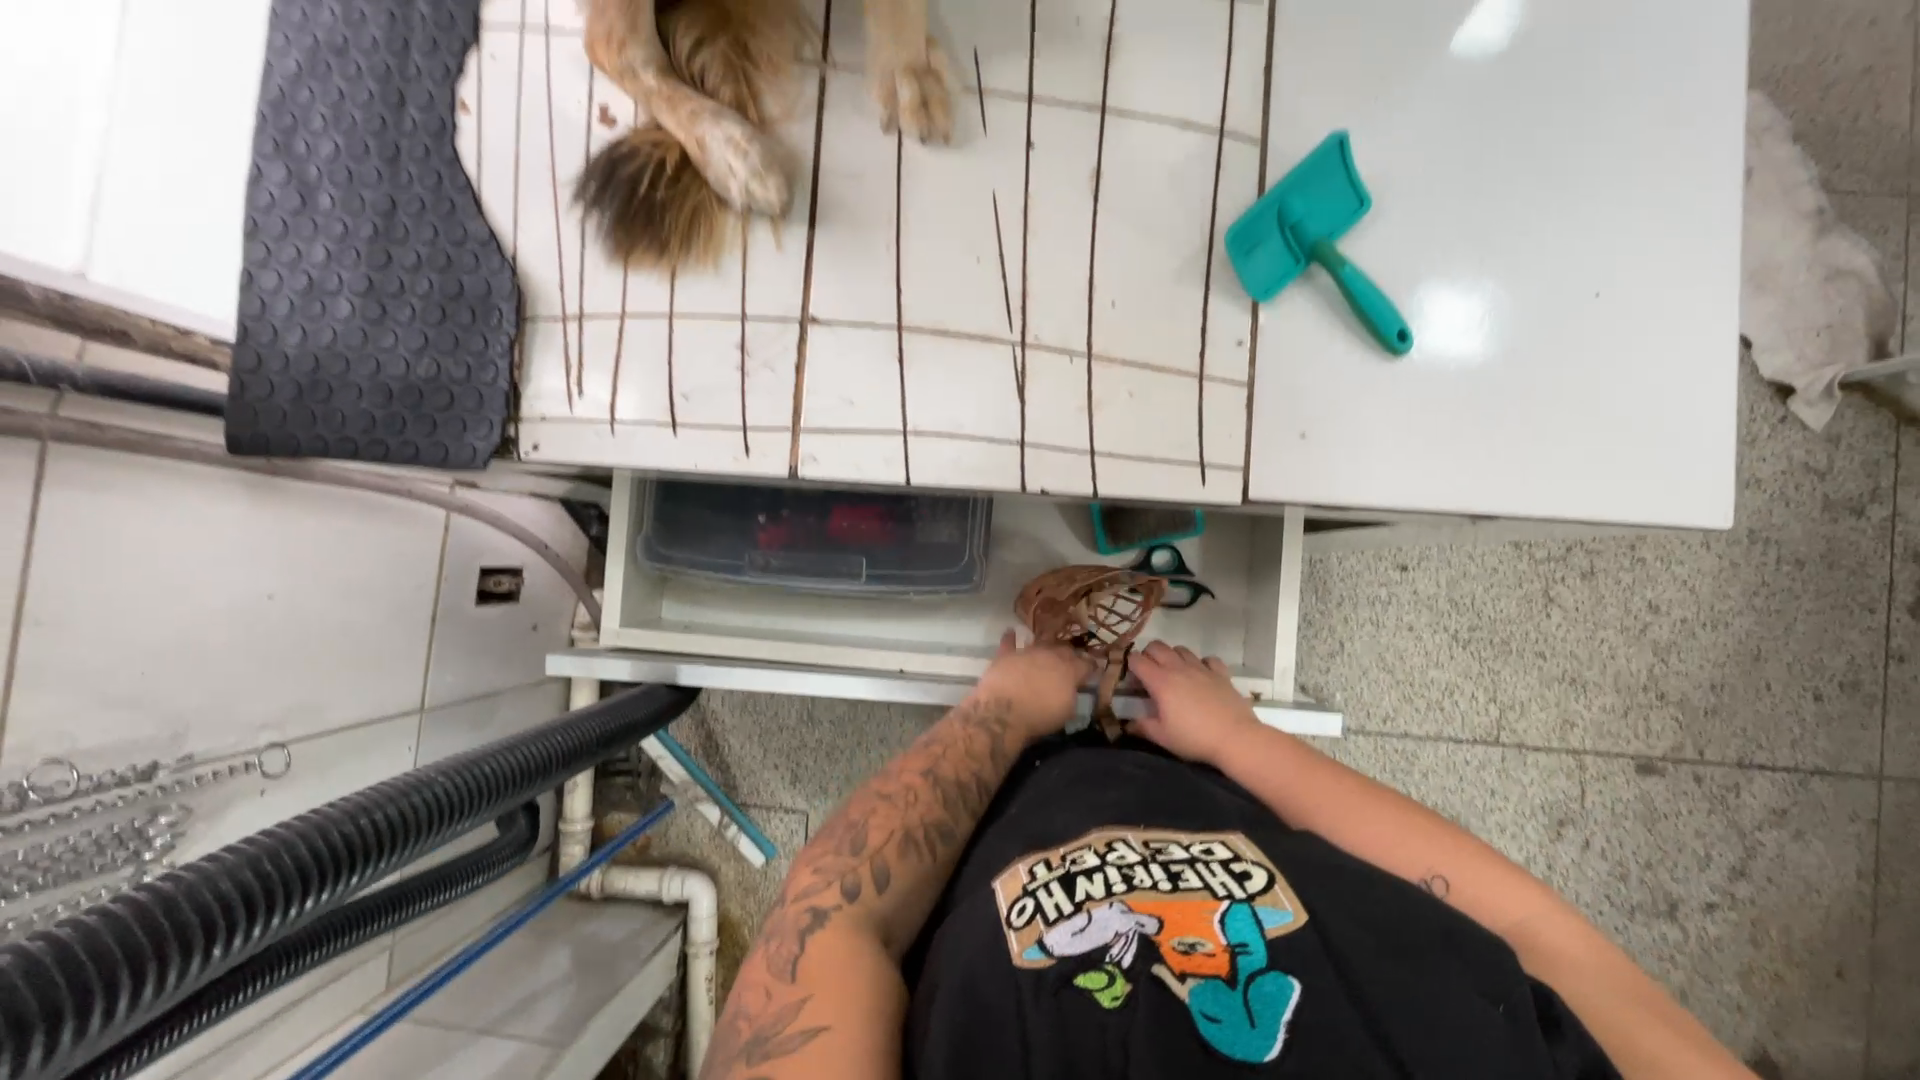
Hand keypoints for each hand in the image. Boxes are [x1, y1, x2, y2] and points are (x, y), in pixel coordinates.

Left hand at [973, 631, 1092, 740]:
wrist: (1004, 711)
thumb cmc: (1040, 715)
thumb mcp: (1067, 712)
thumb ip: (1071, 695)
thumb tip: (1071, 688)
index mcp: (1069, 670)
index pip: (1086, 664)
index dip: (1090, 667)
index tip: (1092, 670)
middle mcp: (1050, 655)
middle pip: (1065, 649)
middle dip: (1070, 654)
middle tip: (1070, 660)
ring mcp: (1027, 652)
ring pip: (1041, 641)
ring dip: (1046, 642)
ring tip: (1049, 642)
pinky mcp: (1006, 655)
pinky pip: (1009, 642)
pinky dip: (1010, 638)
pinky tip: (1011, 632)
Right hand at [1128, 641, 1260, 765]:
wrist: (1235, 738)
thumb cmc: (1194, 738)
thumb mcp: (1162, 737)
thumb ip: (1142, 726)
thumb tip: (1129, 724)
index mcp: (1160, 681)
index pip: (1137, 660)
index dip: (1130, 665)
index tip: (1132, 680)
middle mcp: (1179, 668)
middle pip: (1157, 646)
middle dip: (1148, 654)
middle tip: (1149, 674)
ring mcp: (1202, 668)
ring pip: (1181, 649)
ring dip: (1173, 656)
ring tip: (1174, 673)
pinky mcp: (1221, 673)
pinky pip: (1208, 659)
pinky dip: (1201, 663)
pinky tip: (1201, 675)